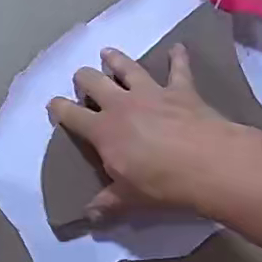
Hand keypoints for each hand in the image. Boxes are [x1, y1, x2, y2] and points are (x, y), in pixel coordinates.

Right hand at [47, 45, 246, 220]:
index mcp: (103, 130)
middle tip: (82, 79)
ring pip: (128, 68)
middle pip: (94, 82)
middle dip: (84, 78)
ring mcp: (152, 93)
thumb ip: (107, 202)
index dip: (58, 108)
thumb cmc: (162, 183)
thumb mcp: (129, 198)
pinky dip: (178, 57)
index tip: (53, 105)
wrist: (209, 164)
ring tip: (107, 53)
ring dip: (116, 59)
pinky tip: (178, 47)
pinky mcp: (181, 90)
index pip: (71, 115)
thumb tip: (88, 215)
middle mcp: (122, 105)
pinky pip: (178, 68)